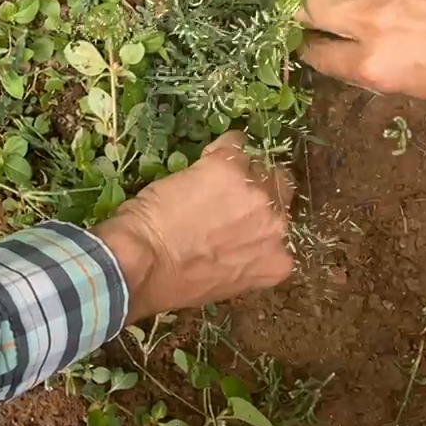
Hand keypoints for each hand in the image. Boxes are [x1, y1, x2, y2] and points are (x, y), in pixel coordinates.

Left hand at [91, 133, 294, 321]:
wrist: (144, 261)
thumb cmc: (173, 282)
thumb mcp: (224, 281)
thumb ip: (244, 258)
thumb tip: (237, 241)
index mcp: (276, 260)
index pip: (281, 228)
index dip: (259, 219)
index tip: (240, 218)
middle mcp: (275, 224)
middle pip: (280, 190)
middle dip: (258, 190)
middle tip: (229, 194)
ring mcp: (255, 192)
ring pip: (260, 165)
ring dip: (241, 168)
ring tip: (213, 176)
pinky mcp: (228, 166)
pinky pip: (234, 144)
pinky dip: (222, 148)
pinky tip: (204, 159)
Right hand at [296, 0, 425, 126]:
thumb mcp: (417, 87)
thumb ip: (373, 67)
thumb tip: (350, 51)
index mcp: (371, 63)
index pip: (315, 51)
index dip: (310, 46)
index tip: (315, 41)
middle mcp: (370, 20)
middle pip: (311, 5)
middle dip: (312, 10)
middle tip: (326, 11)